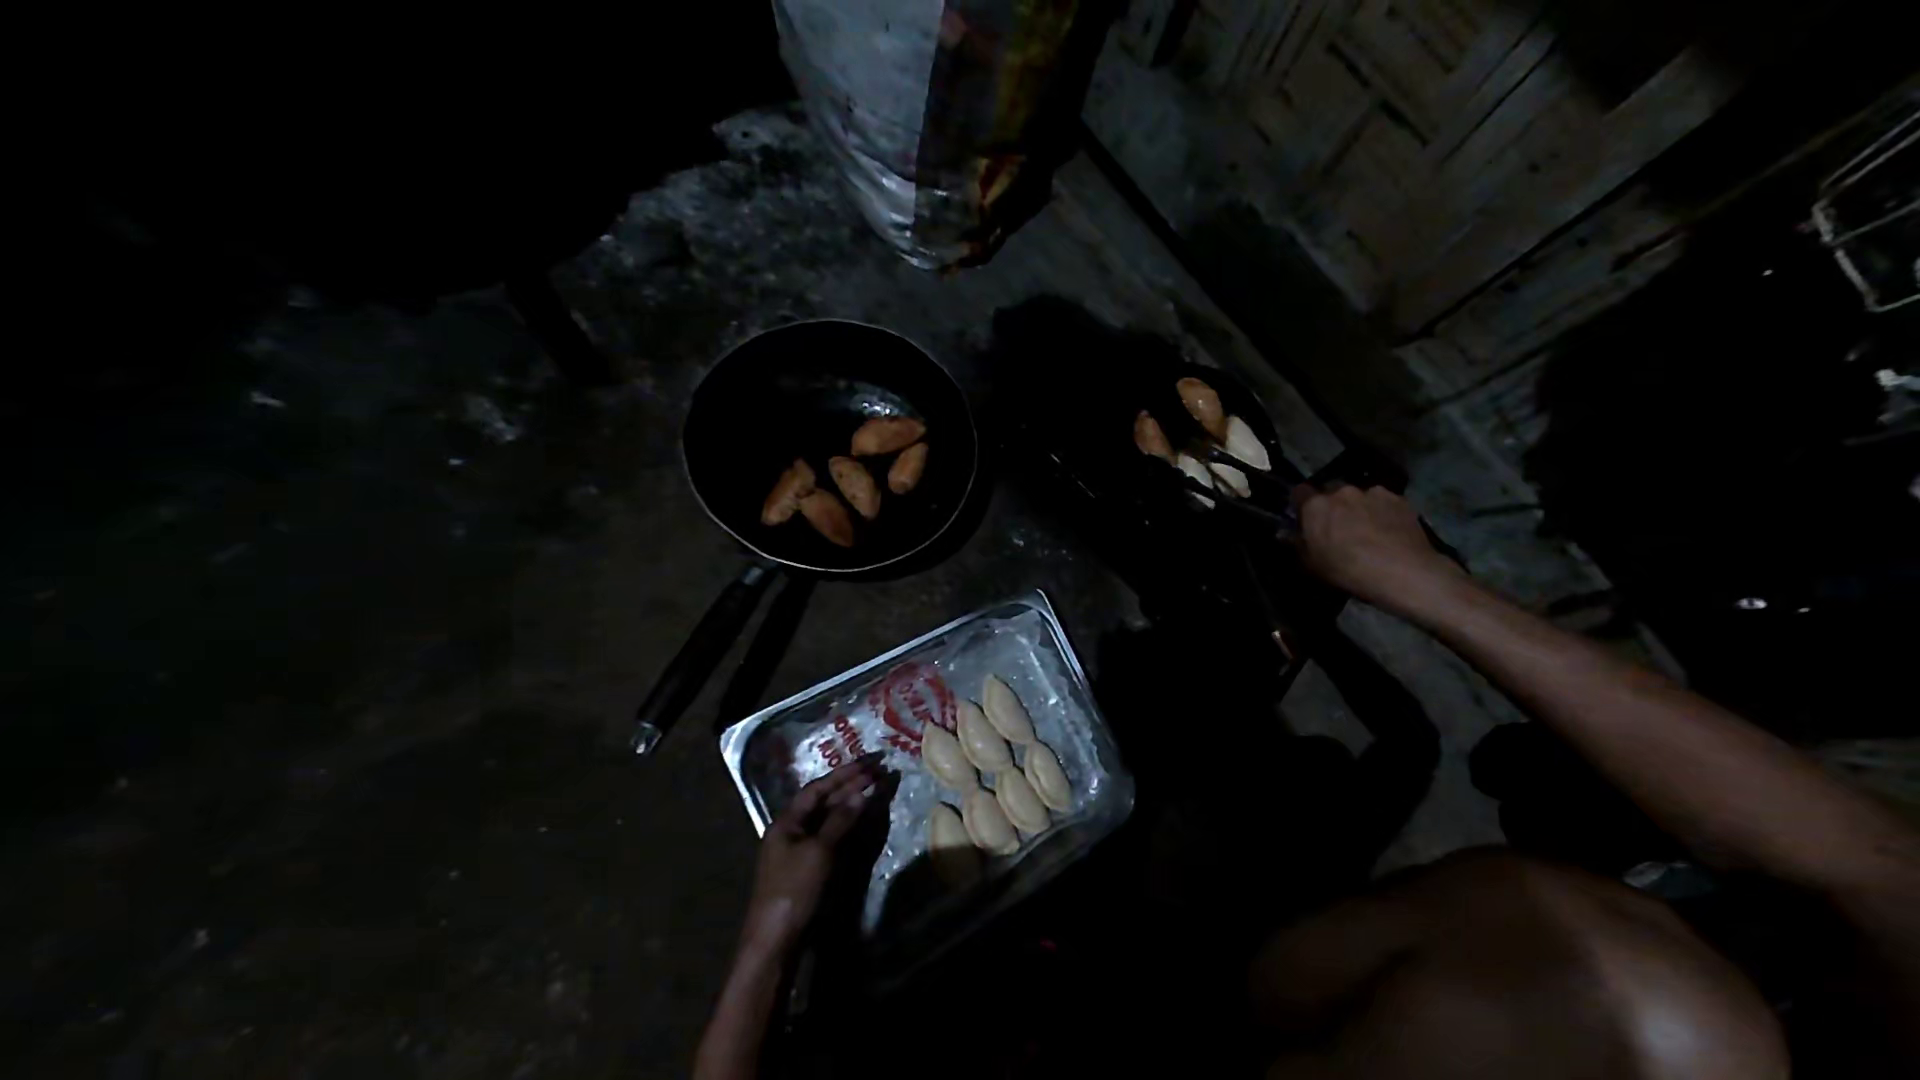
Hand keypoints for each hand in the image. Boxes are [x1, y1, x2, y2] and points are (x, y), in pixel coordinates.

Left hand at [740, 758, 882, 955]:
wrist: (775, 942)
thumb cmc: (793, 891)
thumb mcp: (819, 852)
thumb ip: (840, 820)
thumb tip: (862, 792)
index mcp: (786, 821)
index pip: (818, 788)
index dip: (845, 774)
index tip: (871, 762)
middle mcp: (792, 831)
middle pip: (823, 801)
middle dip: (851, 785)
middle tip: (879, 771)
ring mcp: (800, 850)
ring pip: (828, 818)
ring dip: (851, 804)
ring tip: (876, 790)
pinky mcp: (809, 869)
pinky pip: (831, 837)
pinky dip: (848, 827)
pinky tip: (862, 822)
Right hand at [1292, 484, 1465, 614]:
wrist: (1403, 572)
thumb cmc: (1347, 570)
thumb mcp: (1311, 565)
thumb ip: (1296, 545)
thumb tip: (1285, 534)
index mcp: (1316, 505)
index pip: (1299, 492)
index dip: (1301, 504)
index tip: (1305, 517)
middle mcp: (1342, 491)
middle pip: (1331, 492)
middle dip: (1333, 505)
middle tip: (1339, 527)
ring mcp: (1374, 493)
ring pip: (1360, 496)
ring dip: (1359, 508)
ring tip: (1368, 529)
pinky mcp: (1400, 500)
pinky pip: (1384, 502)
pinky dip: (1383, 512)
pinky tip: (1389, 531)